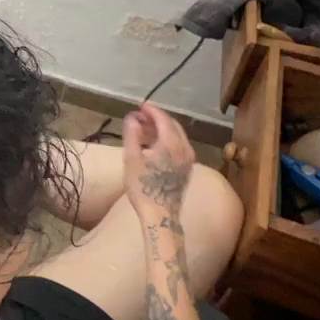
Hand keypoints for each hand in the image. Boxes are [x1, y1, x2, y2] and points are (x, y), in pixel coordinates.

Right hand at [123, 104, 194, 225]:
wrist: (160, 214)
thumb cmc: (142, 186)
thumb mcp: (131, 158)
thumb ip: (132, 134)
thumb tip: (132, 117)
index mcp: (171, 143)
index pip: (163, 119)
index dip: (151, 110)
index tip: (139, 105)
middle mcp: (184, 148)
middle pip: (173, 125)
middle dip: (157, 118)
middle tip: (140, 116)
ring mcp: (188, 160)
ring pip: (177, 136)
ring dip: (162, 129)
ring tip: (145, 129)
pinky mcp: (187, 169)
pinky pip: (179, 146)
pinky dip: (167, 140)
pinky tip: (155, 145)